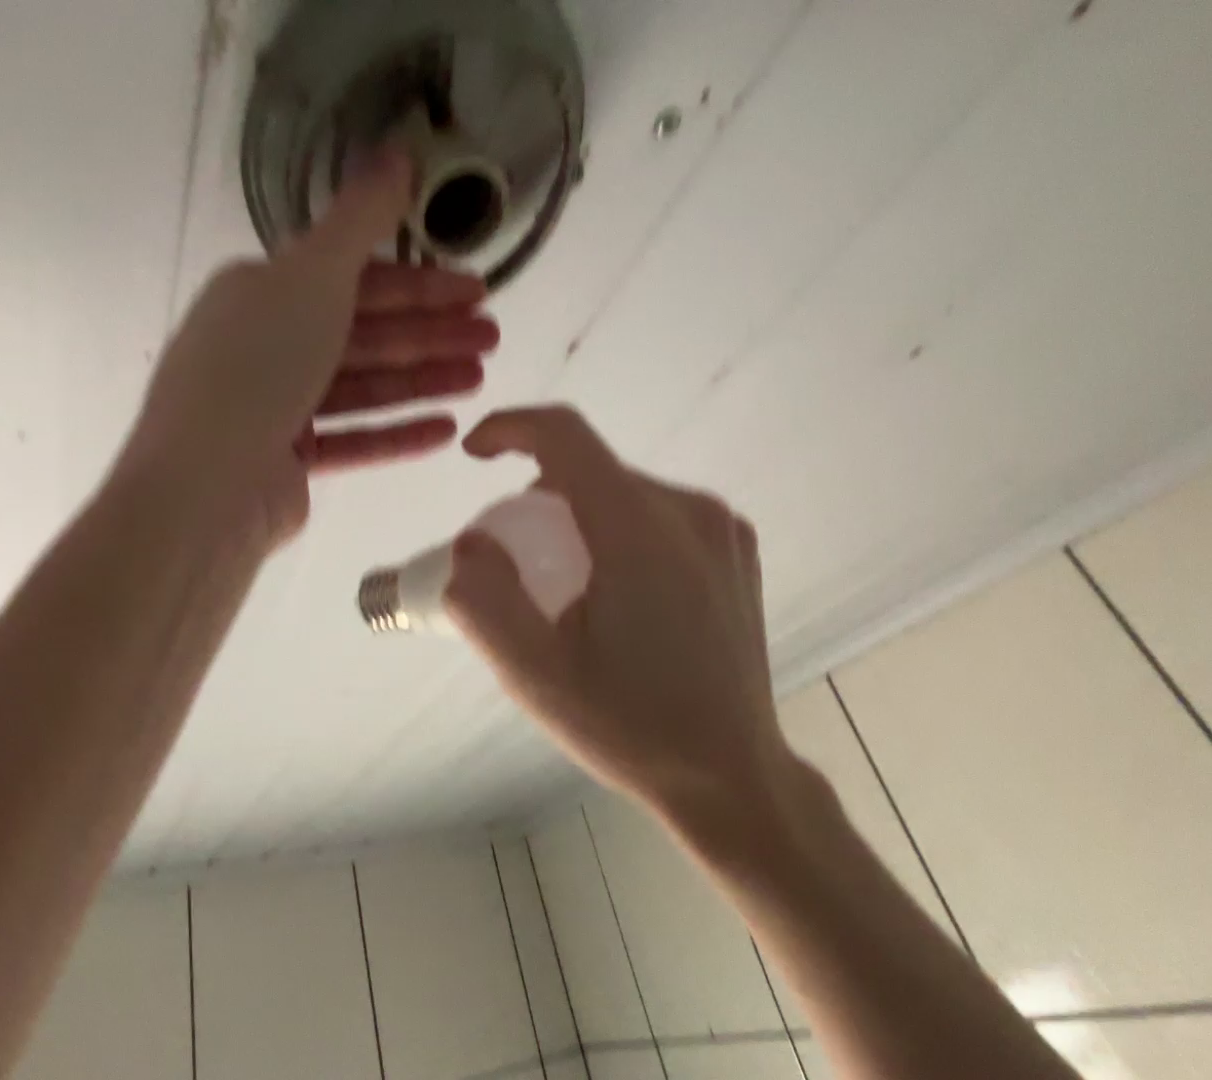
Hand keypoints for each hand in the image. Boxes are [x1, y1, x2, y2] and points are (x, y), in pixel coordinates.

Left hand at [129, 150, 498, 545]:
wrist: (207, 486)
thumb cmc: (258, 367)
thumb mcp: (313, 276)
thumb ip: (361, 218)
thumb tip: (398, 150)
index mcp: (261, 294)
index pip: (352, 279)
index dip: (419, 282)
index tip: (476, 290)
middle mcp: (263, 345)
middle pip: (363, 333)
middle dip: (431, 333)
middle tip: (493, 338)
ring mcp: (274, 408)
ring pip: (362, 386)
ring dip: (422, 380)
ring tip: (480, 380)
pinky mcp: (288, 462)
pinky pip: (353, 438)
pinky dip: (397, 431)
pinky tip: (446, 430)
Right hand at [443, 406, 797, 827]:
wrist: (731, 776)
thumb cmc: (630, 728)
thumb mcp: (536, 676)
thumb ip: (485, 601)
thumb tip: (472, 543)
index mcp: (641, 530)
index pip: (566, 437)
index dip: (510, 429)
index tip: (473, 454)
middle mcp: (691, 511)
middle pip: (592, 472)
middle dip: (538, 501)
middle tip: (514, 567)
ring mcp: (723, 531)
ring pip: (625, 494)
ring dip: (579, 521)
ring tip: (565, 593)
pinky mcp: (738, 553)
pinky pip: (660, 517)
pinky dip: (620, 535)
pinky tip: (618, 599)